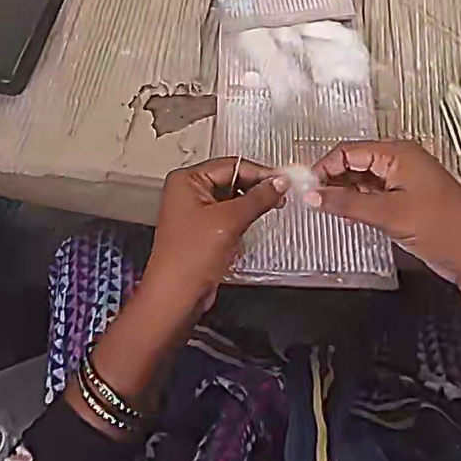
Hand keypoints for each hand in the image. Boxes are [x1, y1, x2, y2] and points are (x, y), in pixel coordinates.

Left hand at [141, 158, 290, 312]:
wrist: (176, 295)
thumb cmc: (189, 258)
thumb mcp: (229, 221)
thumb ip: (258, 198)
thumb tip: (278, 183)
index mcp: (186, 181)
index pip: (230, 165)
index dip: (259, 172)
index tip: (284, 180)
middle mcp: (187, 192)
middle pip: (231, 180)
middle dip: (256, 188)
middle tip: (281, 195)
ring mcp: (194, 212)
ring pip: (231, 198)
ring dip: (251, 204)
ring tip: (273, 208)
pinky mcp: (202, 230)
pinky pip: (227, 216)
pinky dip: (243, 218)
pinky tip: (255, 223)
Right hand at [306, 140, 460, 304]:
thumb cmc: (444, 228)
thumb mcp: (389, 214)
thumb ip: (347, 204)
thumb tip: (313, 196)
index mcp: (398, 153)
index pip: (348, 151)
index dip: (324, 167)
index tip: (306, 188)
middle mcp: (399, 161)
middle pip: (352, 162)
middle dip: (332, 180)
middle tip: (314, 201)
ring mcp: (402, 180)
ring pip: (360, 179)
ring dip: (344, 194)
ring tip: (331, 211)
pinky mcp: (404, 198)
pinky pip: (371, 193)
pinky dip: (357, 203)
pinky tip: (350, 217)